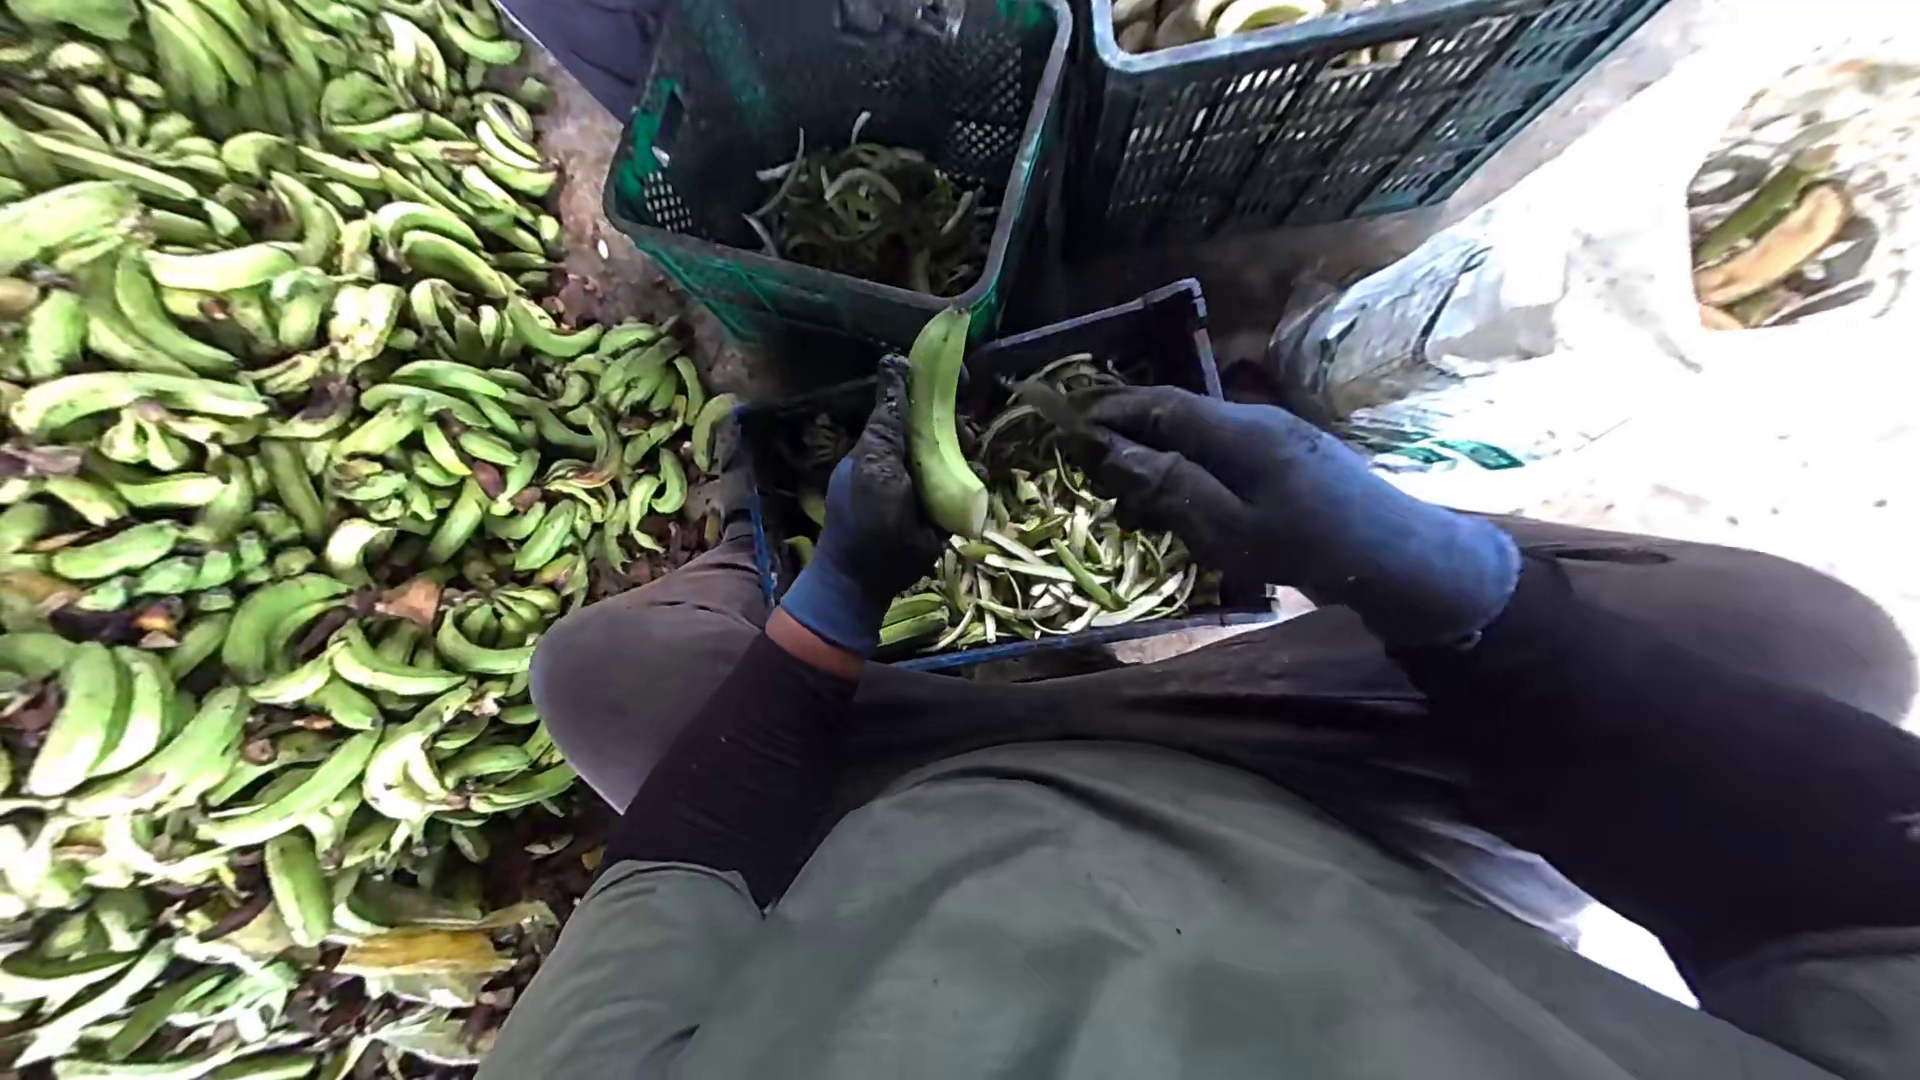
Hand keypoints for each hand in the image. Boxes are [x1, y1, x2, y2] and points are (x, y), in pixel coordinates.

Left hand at [778, 356, 947, 656]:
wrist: (871, 573)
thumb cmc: (864, 512)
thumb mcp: (874, 459)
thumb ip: (889, 417)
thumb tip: (893, 361)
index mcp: (887, 441)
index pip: (914, 404)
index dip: (935, 386)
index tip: (956, 374)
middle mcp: (910, 456)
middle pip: (942, 425)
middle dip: (956, 421)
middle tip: (963, 428)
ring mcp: (931, 481)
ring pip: (959, 452)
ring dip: (968, 447)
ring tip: (969, 452)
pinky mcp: (949, 504)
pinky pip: (968, 482)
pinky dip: (975, 477)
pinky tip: (975, 477)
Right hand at [1067, 387, 1519, 647]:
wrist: (1399, 557)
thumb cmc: (1307, 546)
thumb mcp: (1226, 526)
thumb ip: (1168, 484)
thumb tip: (1113, 452)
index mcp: (1238, 431)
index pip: (1160, 404)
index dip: (1113, 409)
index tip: (1072, 423)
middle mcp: (1253, 418)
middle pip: (1176, 414)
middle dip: (1129, 433)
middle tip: (1094, 465)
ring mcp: (1273, 432)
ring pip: (1197, 433)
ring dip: (1157, 454)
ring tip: (1130, 493)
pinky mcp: (1285, 452)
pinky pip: (1221, 449)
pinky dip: (1187, 466)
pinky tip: (1180, 498)